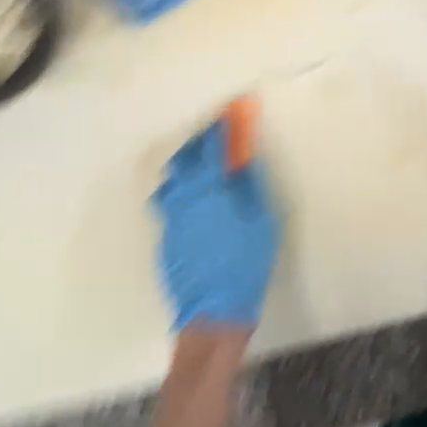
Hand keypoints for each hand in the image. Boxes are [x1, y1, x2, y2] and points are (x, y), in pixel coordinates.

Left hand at [152, 123, 278, 329]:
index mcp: (206, 190)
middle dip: (197, 147)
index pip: (210, 148)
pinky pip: (169, 209)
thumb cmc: (246, 261)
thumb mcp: (261, 220)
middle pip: (180, 162)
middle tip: (215, 143)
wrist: (214, 311)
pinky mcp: (165, 242)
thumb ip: (250, 185)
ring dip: (184, 173)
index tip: (229, 116)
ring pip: (169, 186)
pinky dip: (182, 198)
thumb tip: (244, 160)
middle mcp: (180, 200)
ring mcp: (168, 222)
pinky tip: (199, 210)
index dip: (219, 129)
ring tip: (203, 175)